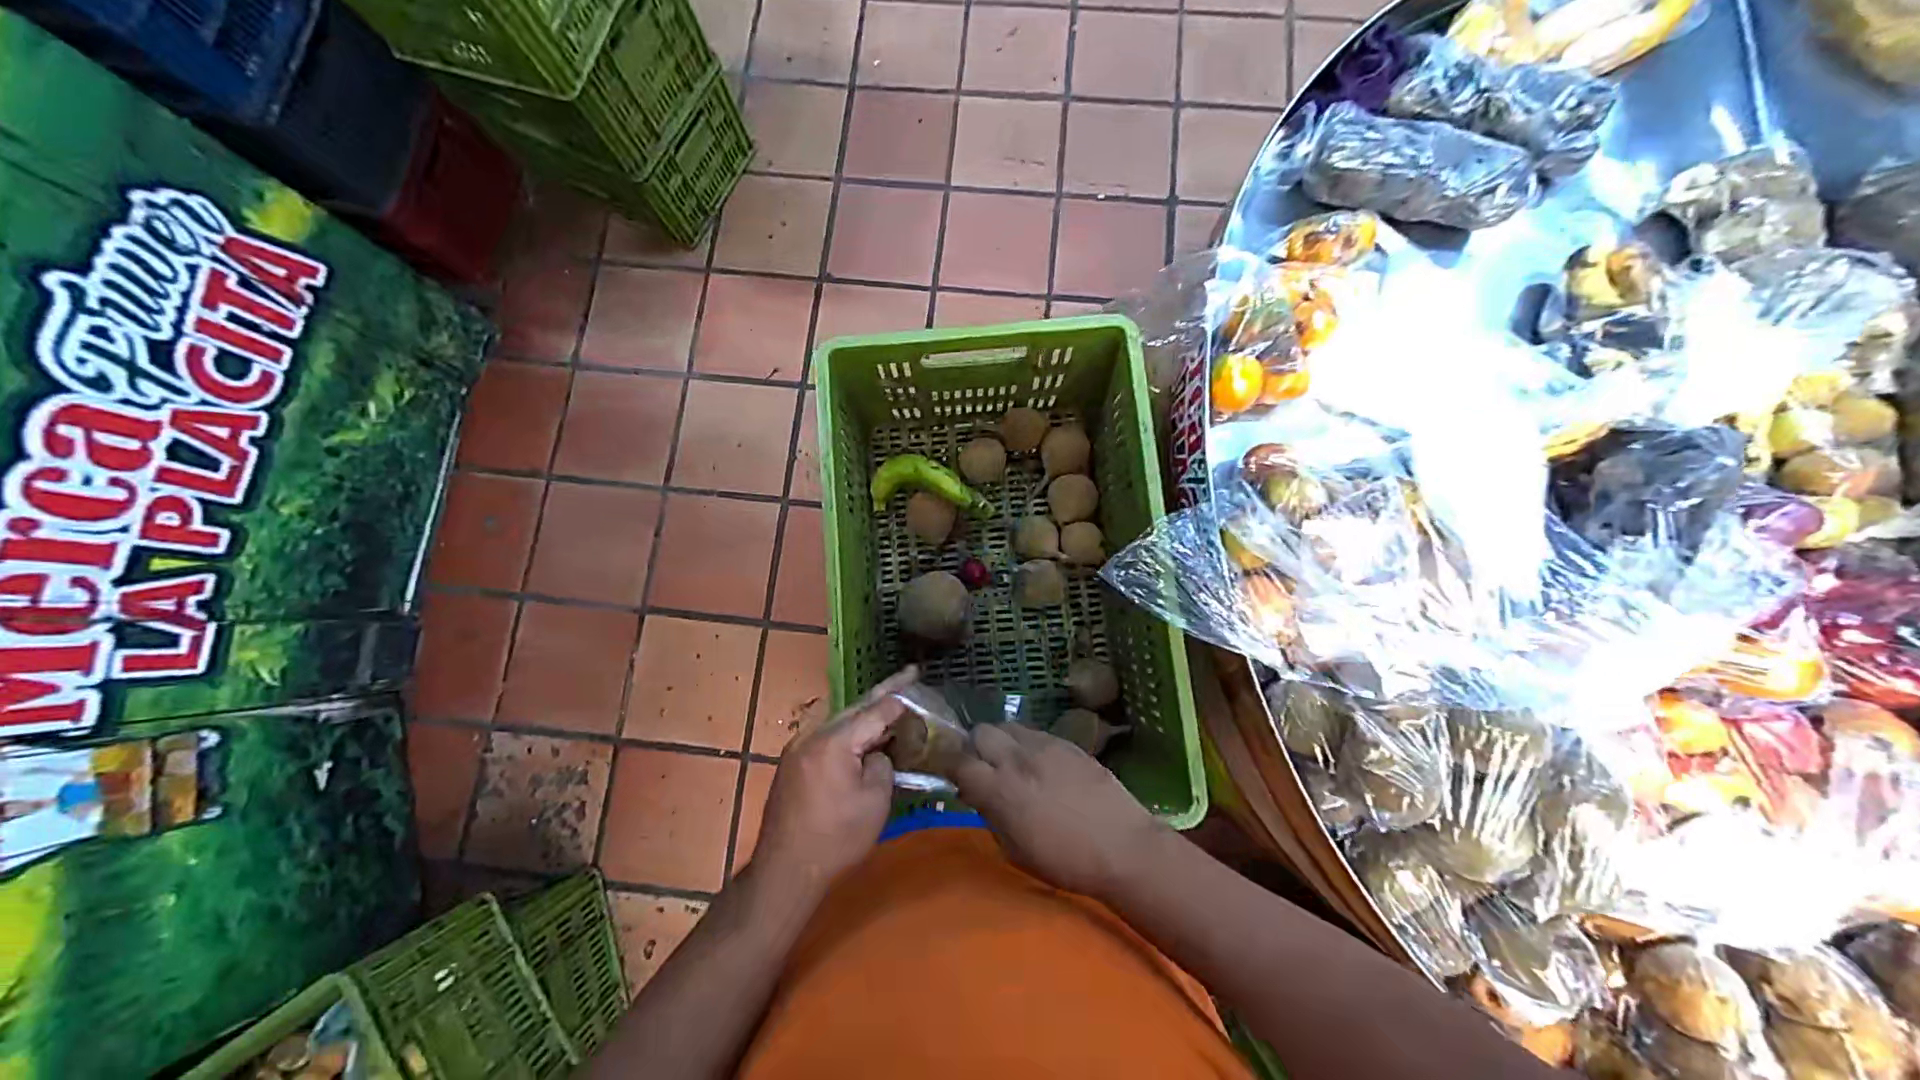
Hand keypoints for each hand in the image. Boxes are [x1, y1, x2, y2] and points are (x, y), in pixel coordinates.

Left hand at [751, 667, 916, 891]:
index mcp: (834, 741)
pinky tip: (865, 737)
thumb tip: (877, 753)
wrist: (785, 870)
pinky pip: (827, 739)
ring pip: (839, 723)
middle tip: (906, 678)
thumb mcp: (875, 800)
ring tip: (891, 707)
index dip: (899, 696)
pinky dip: (849, 734)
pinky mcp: (793, 765)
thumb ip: (882, 764)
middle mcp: (812, 736)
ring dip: (865, 717)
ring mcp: (798, 749)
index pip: (874, 711)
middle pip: (854, 710)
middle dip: (881, 697)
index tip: (915, 678)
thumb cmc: (836, 838)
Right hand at [951, 723, 1167, 898]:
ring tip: (1011, 762)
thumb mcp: (1015, 851)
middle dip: (975, 747)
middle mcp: (1018, 759)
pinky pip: (1035, 732)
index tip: (953, 777)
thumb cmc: (1066, 861)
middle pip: (980, 732)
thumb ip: (991, 816)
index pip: (958, 762)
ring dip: (1001, 741)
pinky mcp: (1068, 742)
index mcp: (1000, 789)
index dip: (950, 767)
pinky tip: (1039, 763)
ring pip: (1008, 726)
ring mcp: (1045, 746)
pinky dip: (1027, 743)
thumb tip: (977, 796)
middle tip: (983, 767)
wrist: (1123, 848)